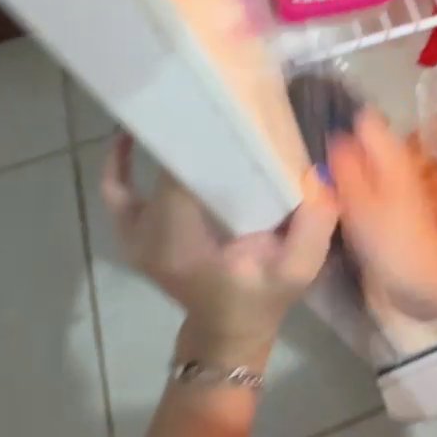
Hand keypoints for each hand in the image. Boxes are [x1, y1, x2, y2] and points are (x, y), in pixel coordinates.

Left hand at [102, 132, 337, 368]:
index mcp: (182, 244)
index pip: (180, 181)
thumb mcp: (297, 270)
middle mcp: (149, 237)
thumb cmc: (261, 298)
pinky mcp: (132, 233)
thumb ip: (313, 227)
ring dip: (161, 144)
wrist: (228, 331)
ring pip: (138, 177)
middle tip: (215, 105)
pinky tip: (131, 136)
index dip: (197, 145)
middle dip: (186, 136)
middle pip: (160, 172)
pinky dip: (119, 163)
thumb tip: (320, 175)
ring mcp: (134, 236)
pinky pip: (116, 191)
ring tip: (184, 110)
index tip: (224, 116)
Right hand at [328, 113, 436, 317]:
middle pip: (364, 140)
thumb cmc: (390, 241)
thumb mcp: (360, 204)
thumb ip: (345, 168)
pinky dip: (353, 187)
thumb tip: (333, 136)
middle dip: (340, 147)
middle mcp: (397, 163)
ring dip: (344, 169)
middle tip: (307, 161)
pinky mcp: (396, 205)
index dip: (340, 121)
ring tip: (314, 179)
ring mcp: (398, 184)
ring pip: (366, 163)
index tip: (312, 133)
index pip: (364, 119)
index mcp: (391, 156)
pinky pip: (369, 184)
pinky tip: (334, 202)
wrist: (424, 281)